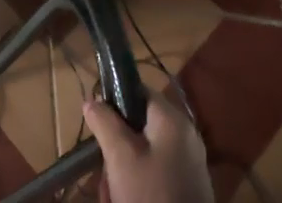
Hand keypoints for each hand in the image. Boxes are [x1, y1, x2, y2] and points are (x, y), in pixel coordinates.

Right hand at [84, 92, 212, 202]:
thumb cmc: (151, 192)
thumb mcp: (119, 154)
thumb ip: (104, 120)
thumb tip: (92, 100)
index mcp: (173, 120)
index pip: (139, 89)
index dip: (114, 97)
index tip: (96, 117)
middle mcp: (185, 135)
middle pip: (140, 119)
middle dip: (118, 135)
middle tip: (105, 155)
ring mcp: (189, 161)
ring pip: (145, 145)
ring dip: (125, 159)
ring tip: (114, 181)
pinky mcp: (187, 183)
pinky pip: (155, 166)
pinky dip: (138, 175)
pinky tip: (128, 192)